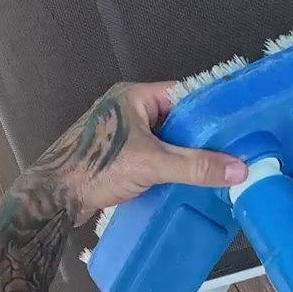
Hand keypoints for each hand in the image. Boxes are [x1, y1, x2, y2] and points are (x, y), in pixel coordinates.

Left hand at [20, 82, 248, 224]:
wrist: (54, 198)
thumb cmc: (94, 169)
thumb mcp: (152, 164)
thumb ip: (196, 166)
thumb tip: (238, 168)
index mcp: (133, 96)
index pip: (184, 93)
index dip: (210, 107)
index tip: (238, 123)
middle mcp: (127, 109)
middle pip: (177, 119)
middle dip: (201, 136)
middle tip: (232, 150)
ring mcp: (121, 134)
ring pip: (165, 140)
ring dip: (185, 154)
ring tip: (216, 167)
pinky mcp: (118, 156)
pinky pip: (153, 156)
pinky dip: (169, 166)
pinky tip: (187, 181)